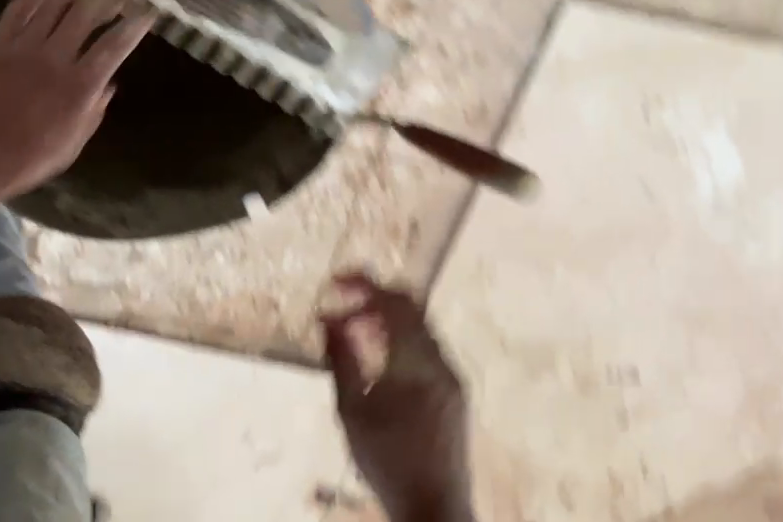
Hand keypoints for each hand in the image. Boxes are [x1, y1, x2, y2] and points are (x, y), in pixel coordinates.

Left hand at [0, 0, 151, 206]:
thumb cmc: (27, 160)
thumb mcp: (71, 146)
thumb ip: (93, 113)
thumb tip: (108, 85)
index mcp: (79, 87)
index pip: (114, 46)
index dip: (134, 25)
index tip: (147, 10)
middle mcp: (55, 59)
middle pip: (85, 14)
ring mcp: (23, 48)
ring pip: (52, 6)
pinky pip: (17, 11)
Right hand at [323, 273, 472, 521]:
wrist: (434, 510)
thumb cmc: (386, 460)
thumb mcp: (351, 409)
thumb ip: (340, 357)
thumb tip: (328, 318)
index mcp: (417, 363)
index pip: (394, 302)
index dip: (363, 283)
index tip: (333, 283)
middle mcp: (442, 364)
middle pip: (409, 309)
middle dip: (370, 301)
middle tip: (338, 310)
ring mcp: (452, 379)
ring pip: (418, 328)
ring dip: (383, 321)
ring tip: (350, 335)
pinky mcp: (454, 393)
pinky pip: (425, 348)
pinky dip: (397, 339)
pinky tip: (374, 357)